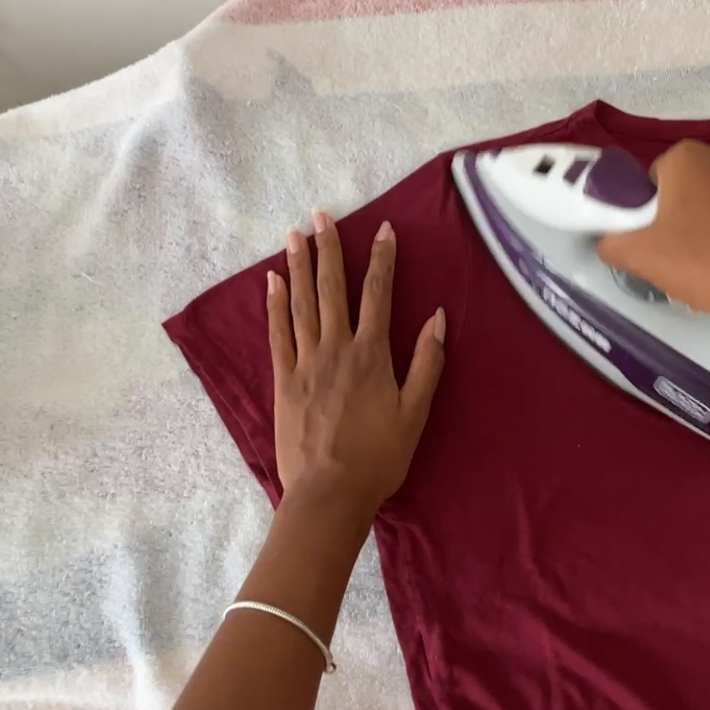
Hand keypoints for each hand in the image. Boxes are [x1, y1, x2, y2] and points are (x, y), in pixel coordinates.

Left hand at [269, 212, 446, 519]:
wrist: (329, 494)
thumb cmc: (379, 457)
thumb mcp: (415, 413)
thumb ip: (427, 363)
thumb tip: (437, 317)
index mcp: (371, 354)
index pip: (378, 293)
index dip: (382, 258)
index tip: (383, 228)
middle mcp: (336, 348)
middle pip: (333, 289)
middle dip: (329, 249)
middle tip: (322, 215)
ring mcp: (305, 362)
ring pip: (302, 304)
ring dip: (299, 266)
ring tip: (294, 234)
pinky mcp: (283, 380)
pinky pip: (278, 334)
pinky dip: (275, 306)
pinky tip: (272, 282)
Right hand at [597, 141, 709, 353]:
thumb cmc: (707, 263)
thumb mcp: (640, 257)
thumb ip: (612, 243)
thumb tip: (610, 242)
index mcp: (687, 158)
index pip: (652, 179)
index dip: (646, 212)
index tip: (652, 242)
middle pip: (689, 188)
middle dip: (682, 216)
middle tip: (679, 257)